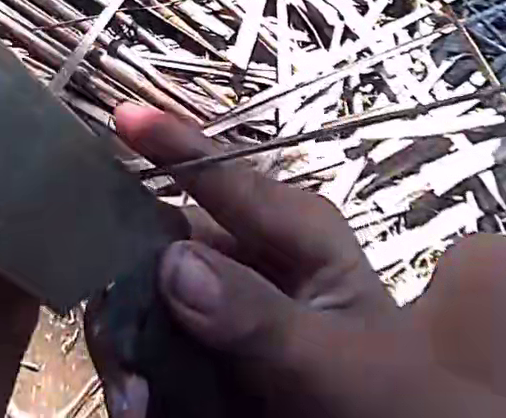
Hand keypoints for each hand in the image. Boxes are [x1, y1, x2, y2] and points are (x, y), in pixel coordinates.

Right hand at [91, 105, 505, 417]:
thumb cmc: (394, 400)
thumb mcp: (336, 363)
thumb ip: (257, 315)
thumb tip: (171, 260)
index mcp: (293, 224)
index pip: (221, 173)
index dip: (170, 140)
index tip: (122, 117)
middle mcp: (249, 245)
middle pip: (167, 232)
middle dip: (128, 273)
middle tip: (111, 332)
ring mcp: (225, 291)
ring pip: (149, 287)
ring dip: (129, 333)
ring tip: (131, 397)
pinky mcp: (210, 335)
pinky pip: (156, 334)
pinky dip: (138, 367)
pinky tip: (138, 403)